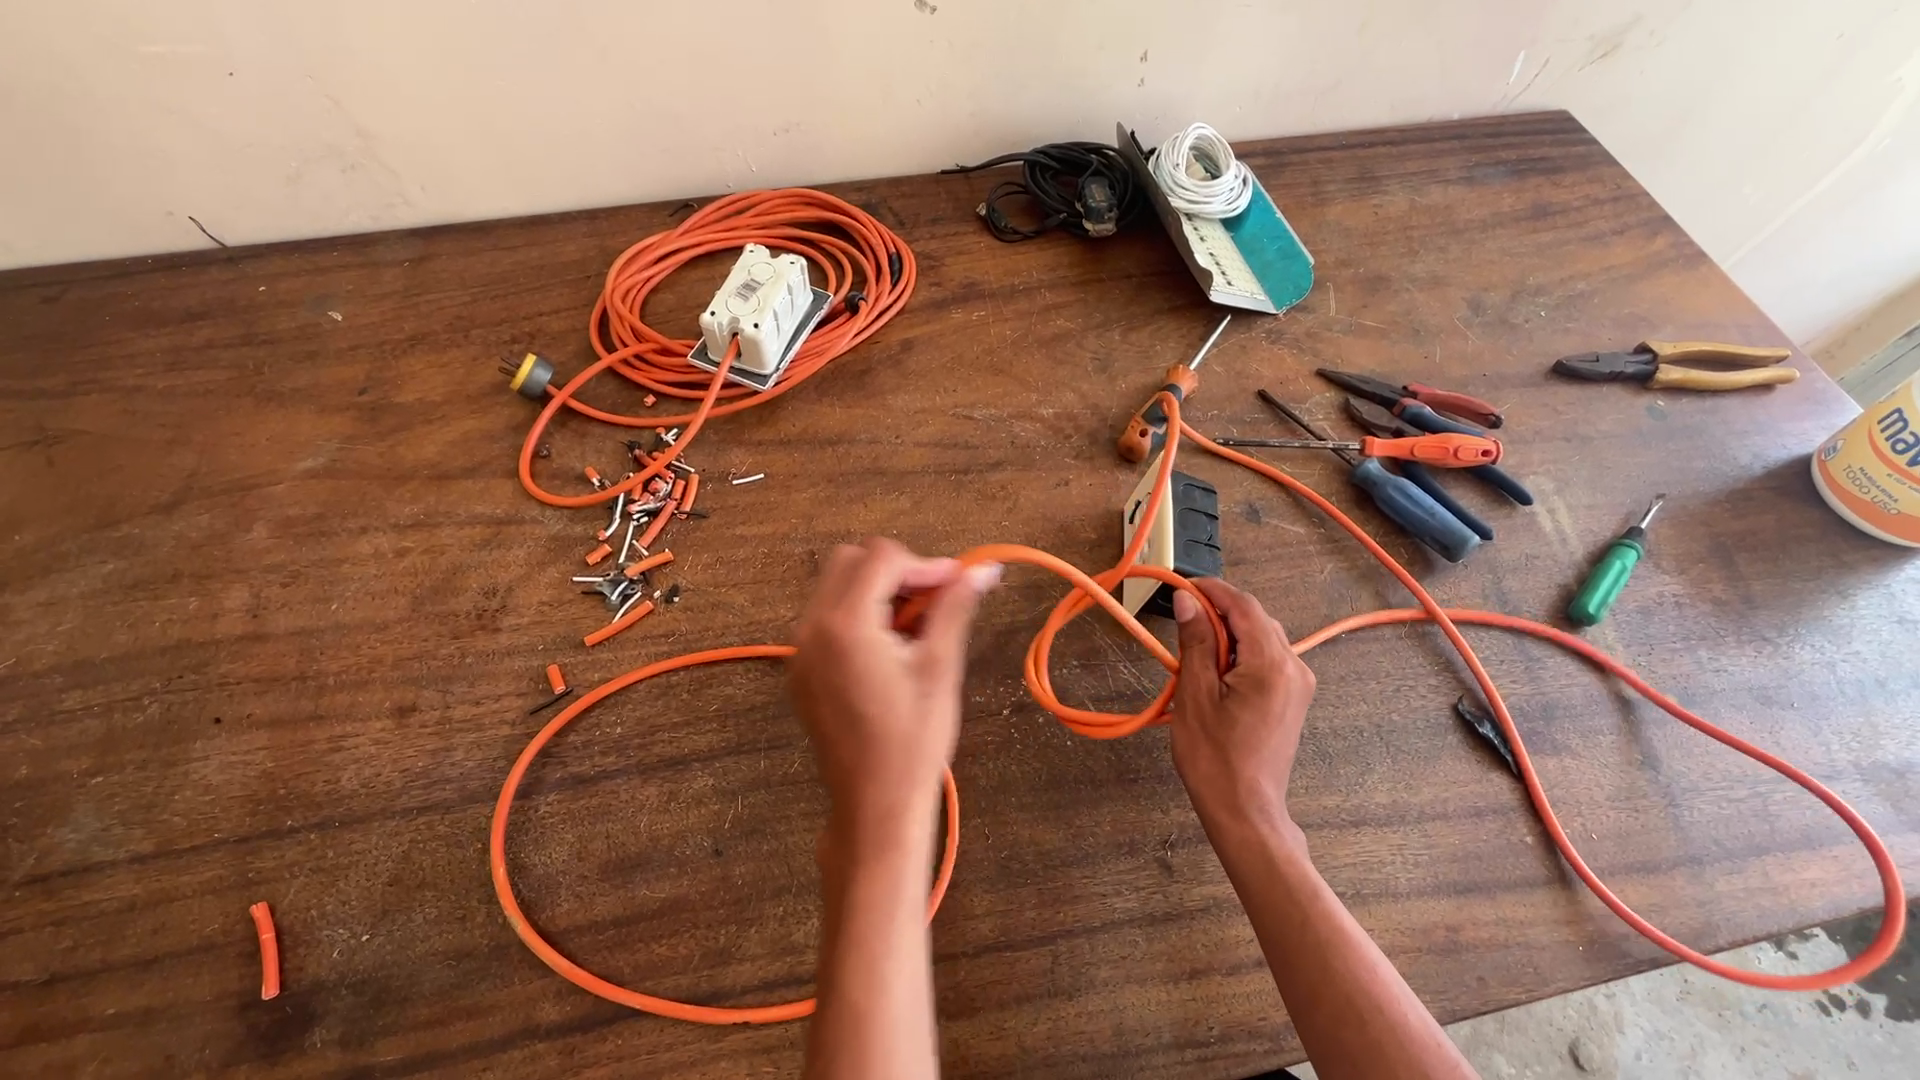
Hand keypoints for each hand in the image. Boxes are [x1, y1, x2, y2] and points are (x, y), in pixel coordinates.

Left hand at [789, 538, 1000, 833]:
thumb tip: (986, 568)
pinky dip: (858, 615)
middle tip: (932, 605)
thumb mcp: (940, 667)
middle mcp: (812, 628)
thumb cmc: (913, 739)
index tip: (956, 587)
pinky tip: (890, 650)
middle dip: (896, 571)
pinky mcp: (802, 670)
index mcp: (845, 622)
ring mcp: (801, 650)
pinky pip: (827, 618)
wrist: (874, 805)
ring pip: (836, 586)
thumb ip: (955, 607)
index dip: (924, 564)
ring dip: (876, 591)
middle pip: (851, 560)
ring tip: (915, 630)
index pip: (881, 556)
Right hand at [1168, 578, 1315, 830]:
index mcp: (1272, 663)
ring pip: (1263, 637)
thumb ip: (1196, 641)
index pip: (1244, 605)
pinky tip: (1216, 670)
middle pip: (1256, 619)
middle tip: (1181, 620)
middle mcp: (1295, 667)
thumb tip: (1188, 602)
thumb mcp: (1195, 694)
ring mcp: (1299, 684)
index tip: (1181, 587)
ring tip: (1194, 648)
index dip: (1212, 590)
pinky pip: (1268, 659)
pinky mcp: (1294, 698)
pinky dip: (1242, 653)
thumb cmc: (1214, 758)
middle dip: (1219, 612)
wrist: (1245, 810)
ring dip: (1230, 633)